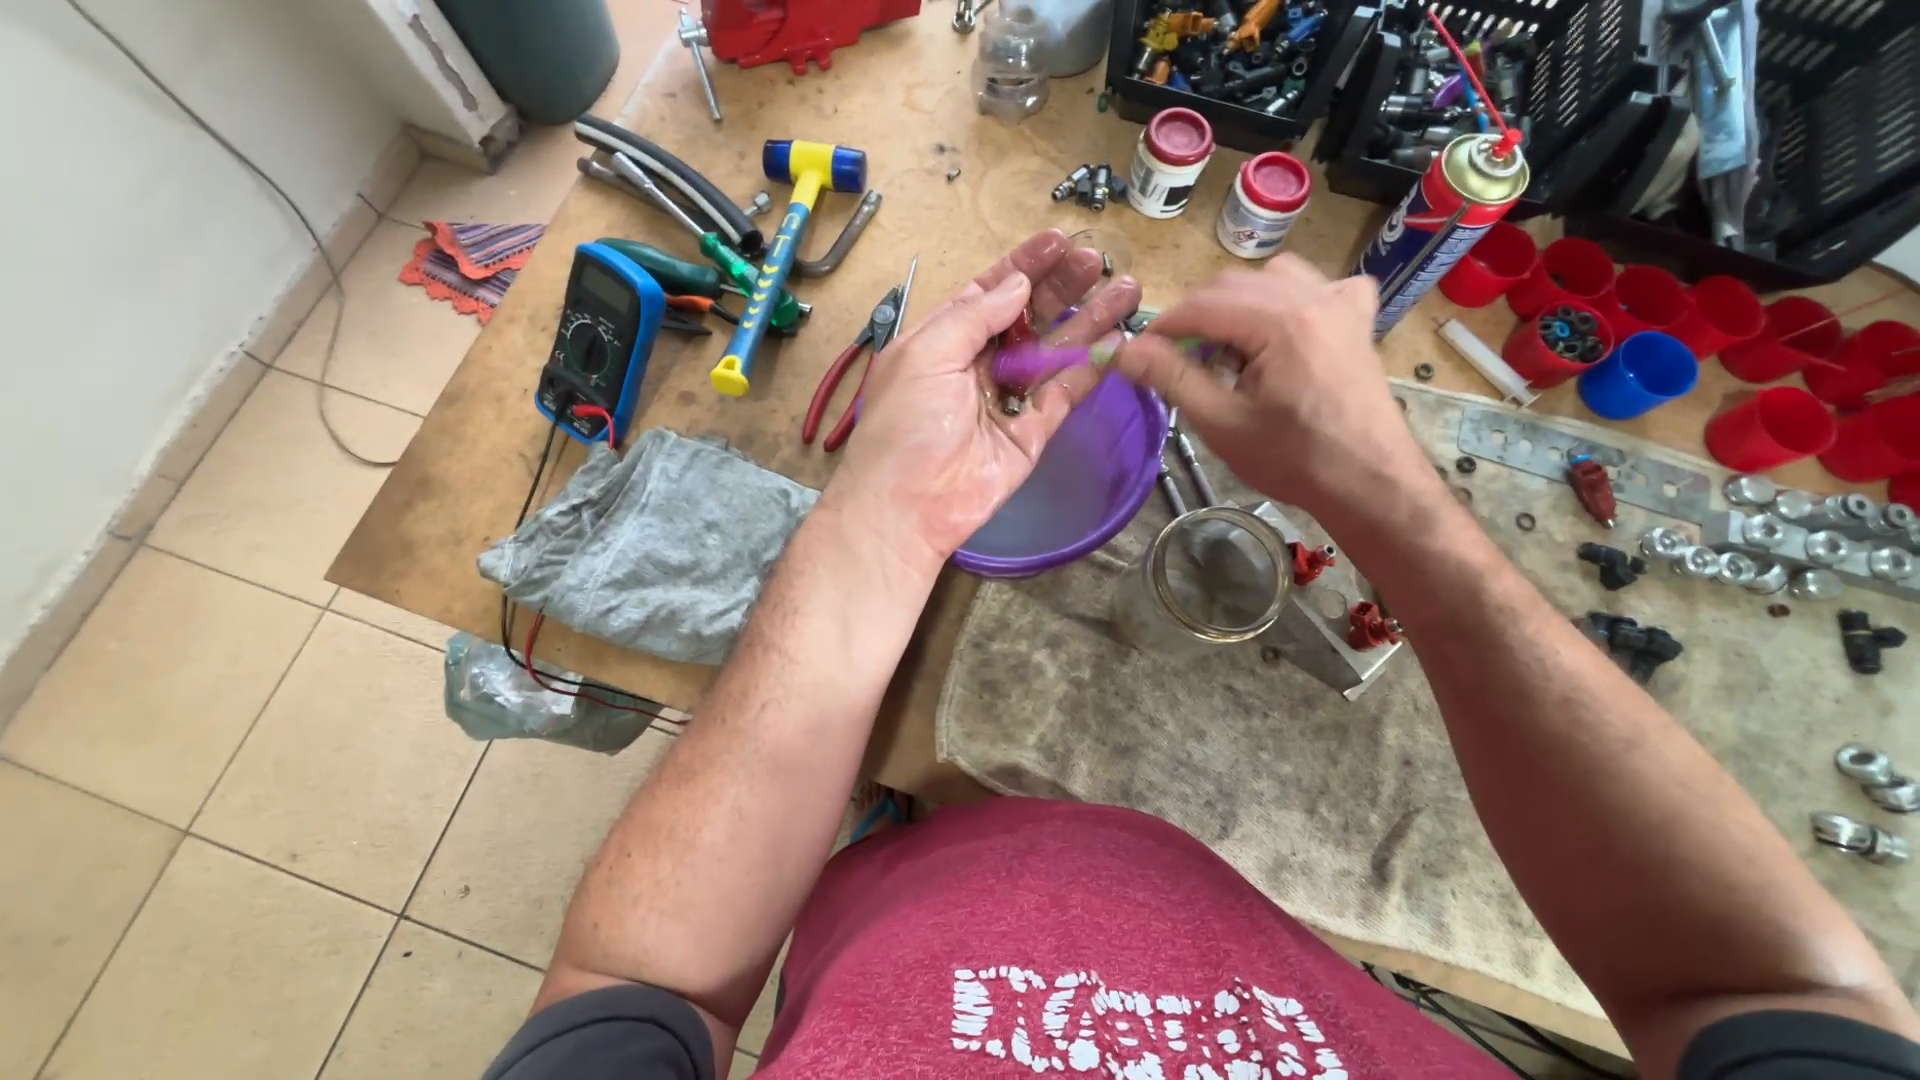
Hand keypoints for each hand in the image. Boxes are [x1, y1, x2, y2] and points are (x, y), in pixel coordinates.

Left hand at [825, 230, 1142, 568]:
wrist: (907, 506)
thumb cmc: (905, 423)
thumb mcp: (927, 353)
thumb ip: (974, 315)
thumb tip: (1017, 285)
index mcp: (943, 341)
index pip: (988, 293)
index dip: (1023, 267)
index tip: (1058, 241)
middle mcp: (977, 365)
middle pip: (1027, 317)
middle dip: (1061, 287)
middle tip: (1097, 260)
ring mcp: (1007, 399)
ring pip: (1053, 352)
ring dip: (1088, 320)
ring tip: (1127, 288)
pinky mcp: (1031, 433)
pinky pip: (1064, 395)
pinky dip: (1090, 368)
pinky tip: (1118, 339)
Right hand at [1111, 255, 1436, 529]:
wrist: (1369, 483)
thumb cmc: (1293, 460)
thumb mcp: (1222, 423)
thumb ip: (1172, 379)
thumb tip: (1124, 351)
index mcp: (1279, 322)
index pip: (1200, 305)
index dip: (1162, 329)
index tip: (1140, 357)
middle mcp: (1312, 297)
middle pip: (1233, 284)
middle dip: (1197, 318)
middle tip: (1180, 363)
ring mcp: (1341, 304)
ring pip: (1273, 277)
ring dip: (1240, 304)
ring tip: (1231, 351)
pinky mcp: (1357, 320)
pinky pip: (1319, 286)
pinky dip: (1292, 299)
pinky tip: (1285, 332)